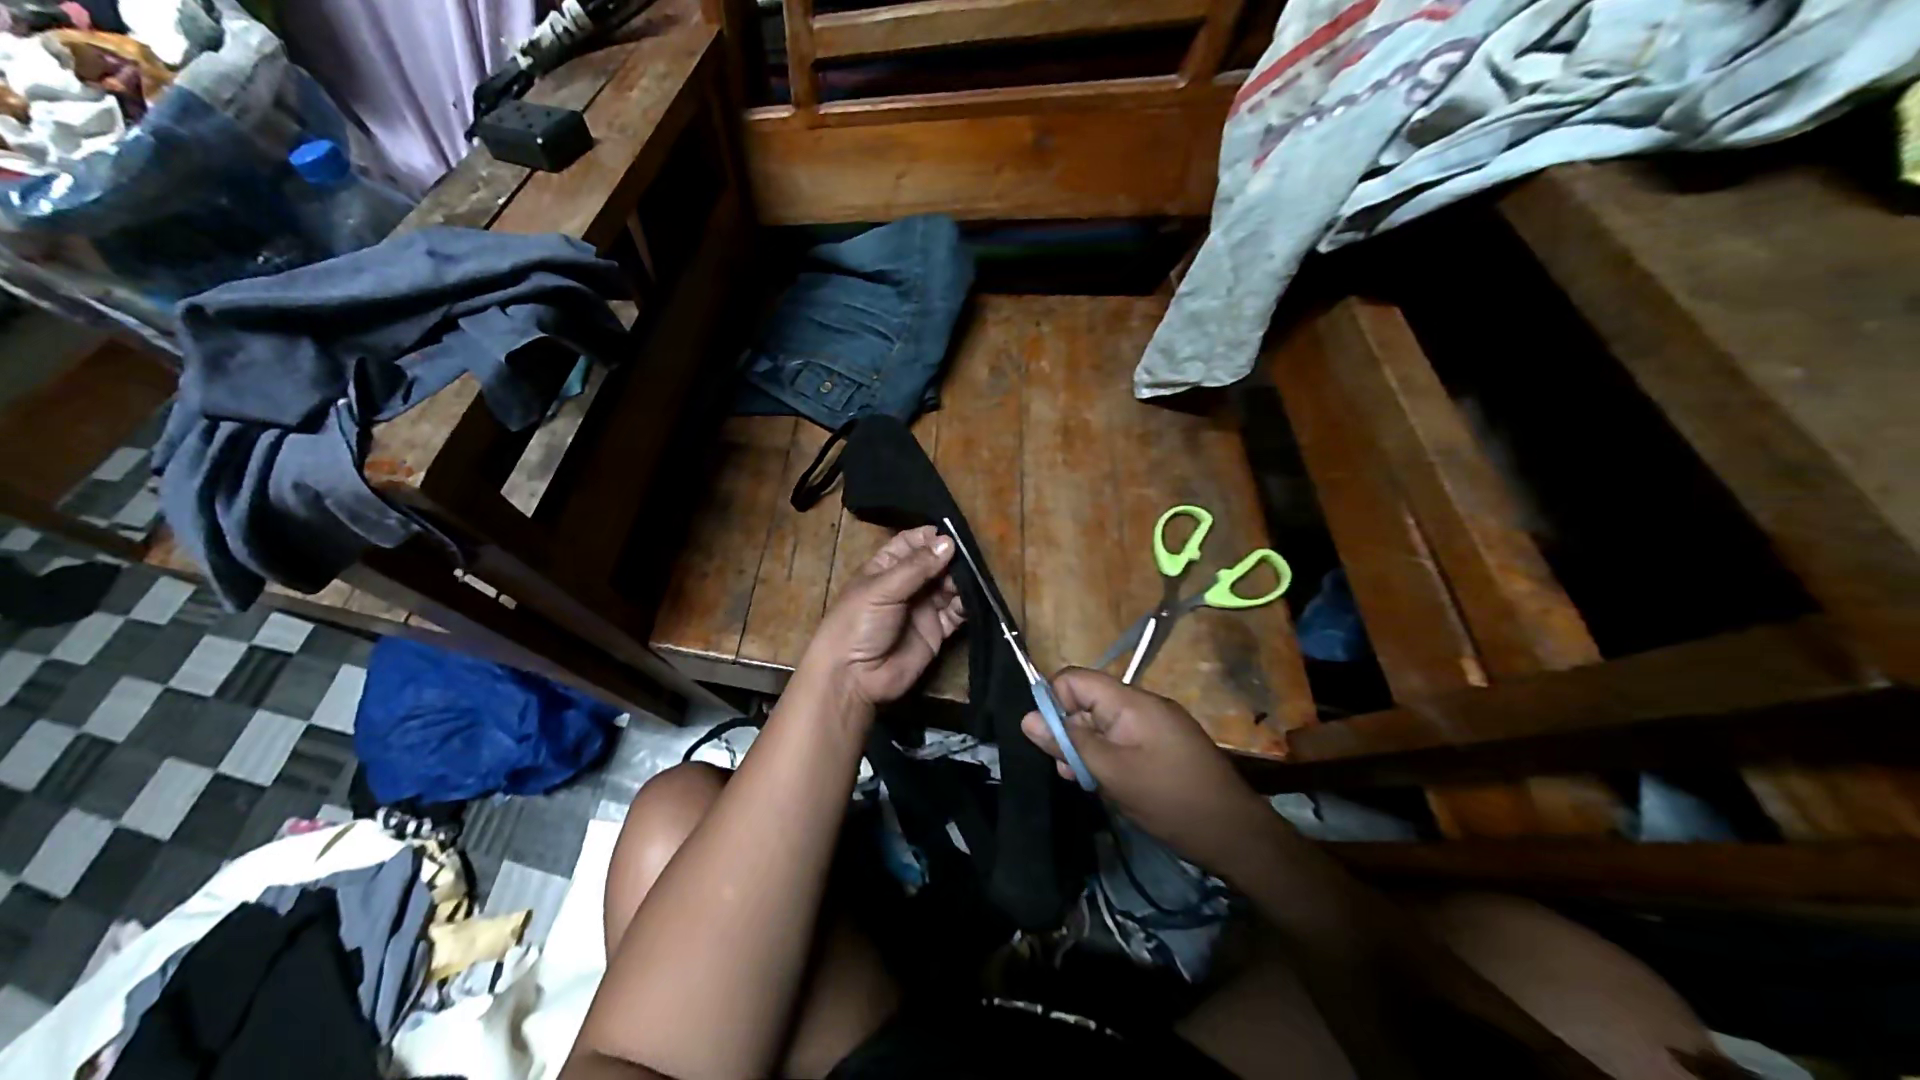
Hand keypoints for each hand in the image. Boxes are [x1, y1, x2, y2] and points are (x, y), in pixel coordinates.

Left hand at [803, 525, 965, 709]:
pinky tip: (976, 598)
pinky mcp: (937, 632)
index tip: (952, 534)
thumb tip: (948, 542)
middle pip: (935, 564)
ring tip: (975, 577)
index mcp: (885, 568)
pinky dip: (968, 605)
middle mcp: (906, 585)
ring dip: (963, 581)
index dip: (930, 537)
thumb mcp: (882, 589)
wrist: (853, 678)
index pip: (911, 543)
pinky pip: (957, 613)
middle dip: (953, 558)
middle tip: (971, 557)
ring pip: (949, 587)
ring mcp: (923, 608)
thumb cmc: (857, 624)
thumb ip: (917, 567)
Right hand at [1022, 668, 1273, 874]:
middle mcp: (1142, 705)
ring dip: (1087, 750)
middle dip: (1069, 732)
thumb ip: (1069, 743)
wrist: (1235, 834)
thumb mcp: (1110, 773)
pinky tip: (1107, 785)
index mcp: (1130, 702)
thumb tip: (1028, 719)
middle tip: (1068, 770)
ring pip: (1103, 724)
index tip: (1049, 740)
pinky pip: (1123, 740)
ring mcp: (1156, 725)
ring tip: (1085, 782)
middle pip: (1087, 702)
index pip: (1074, 679)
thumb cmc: (1169, 799)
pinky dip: (1108, 758)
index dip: (1053, 703)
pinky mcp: (1164, 745)